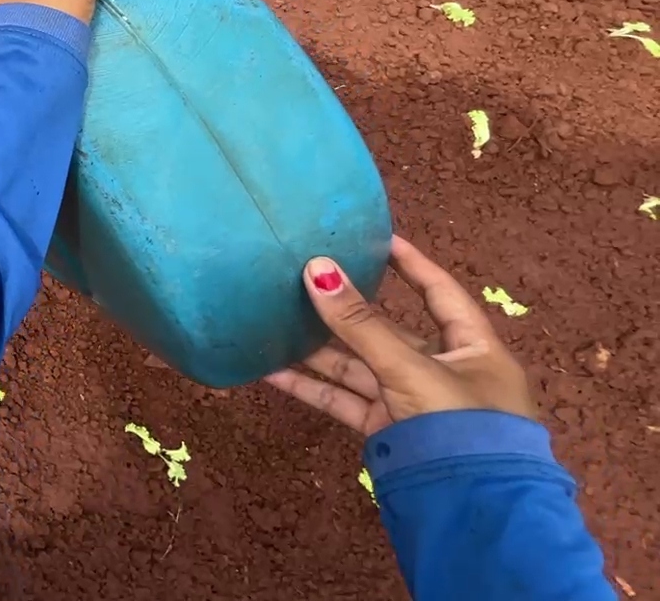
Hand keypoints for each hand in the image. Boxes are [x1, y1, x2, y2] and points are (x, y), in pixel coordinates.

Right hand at [265, 235, 535, 434]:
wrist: (470, 504)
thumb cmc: (460, 424)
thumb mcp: (410, 368)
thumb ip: (358, 322)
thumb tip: (316, 266)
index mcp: (474, 352)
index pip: (441, 294)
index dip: (412, 264)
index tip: (375, 237)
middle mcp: (443, 371)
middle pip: (387, 329)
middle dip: (344, 308)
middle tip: (303, 276)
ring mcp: (410, 399)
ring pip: (354, 362)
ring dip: (314, 346)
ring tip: (270, 318)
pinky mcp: (383, 424)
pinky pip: (338, 396)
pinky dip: (305, 384)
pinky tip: (267, 368)